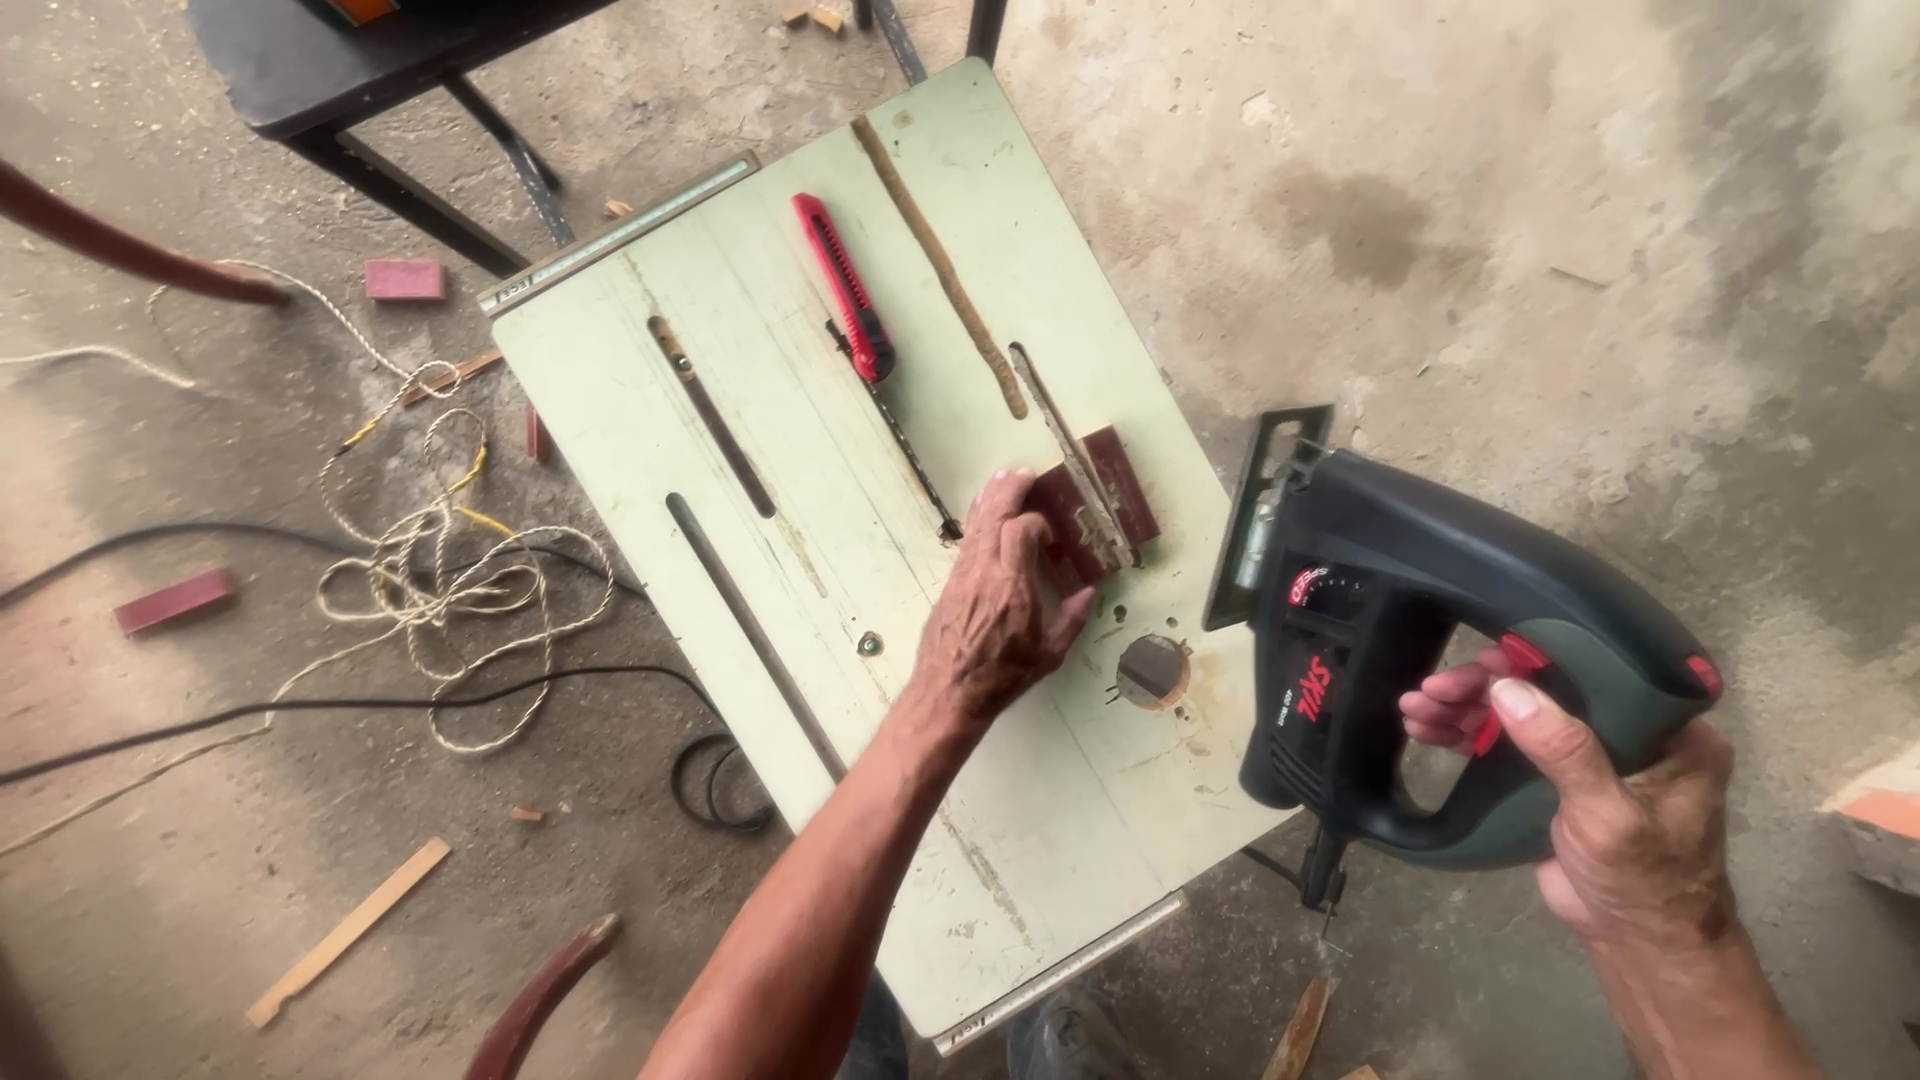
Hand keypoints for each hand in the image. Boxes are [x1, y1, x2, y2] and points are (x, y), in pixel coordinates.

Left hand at [906, 468, 1095, 731]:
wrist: (948, 692)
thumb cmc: (1001, 677)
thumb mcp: (1048, 655)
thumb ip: (1071, 620)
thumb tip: (1089, 593)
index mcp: (1013, 588)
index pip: (1021, 531)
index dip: (1036, 523)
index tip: (1048, 537)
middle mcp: (985, 574)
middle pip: (995, 517)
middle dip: (1010, 491)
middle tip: (1024, 473)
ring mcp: (963, 576)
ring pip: (976, 526)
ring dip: (990, 500)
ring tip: (1001, 479)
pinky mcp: (950, 584)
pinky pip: (965, 542)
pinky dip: (976, 522)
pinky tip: (981, 512)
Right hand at [1400, 656, 1737, 948]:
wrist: (1637, 944)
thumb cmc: (1645, 880)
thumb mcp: (1610, 815)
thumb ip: (1564, 751)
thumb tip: (1507, 688)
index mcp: (1667, 735)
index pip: (1595, 675)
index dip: (1536, 661)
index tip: (1483, 658)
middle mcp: (1626, 736)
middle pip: (1541, 693)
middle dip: (1479, 689)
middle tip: (1430, 690)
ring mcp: (1583, 757)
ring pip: (1513, 716)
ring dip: (1461, 709)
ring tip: (1412, 708)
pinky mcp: (1549, 780)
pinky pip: (1500, 744)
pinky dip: (1462, 733)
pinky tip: (1425, 728)